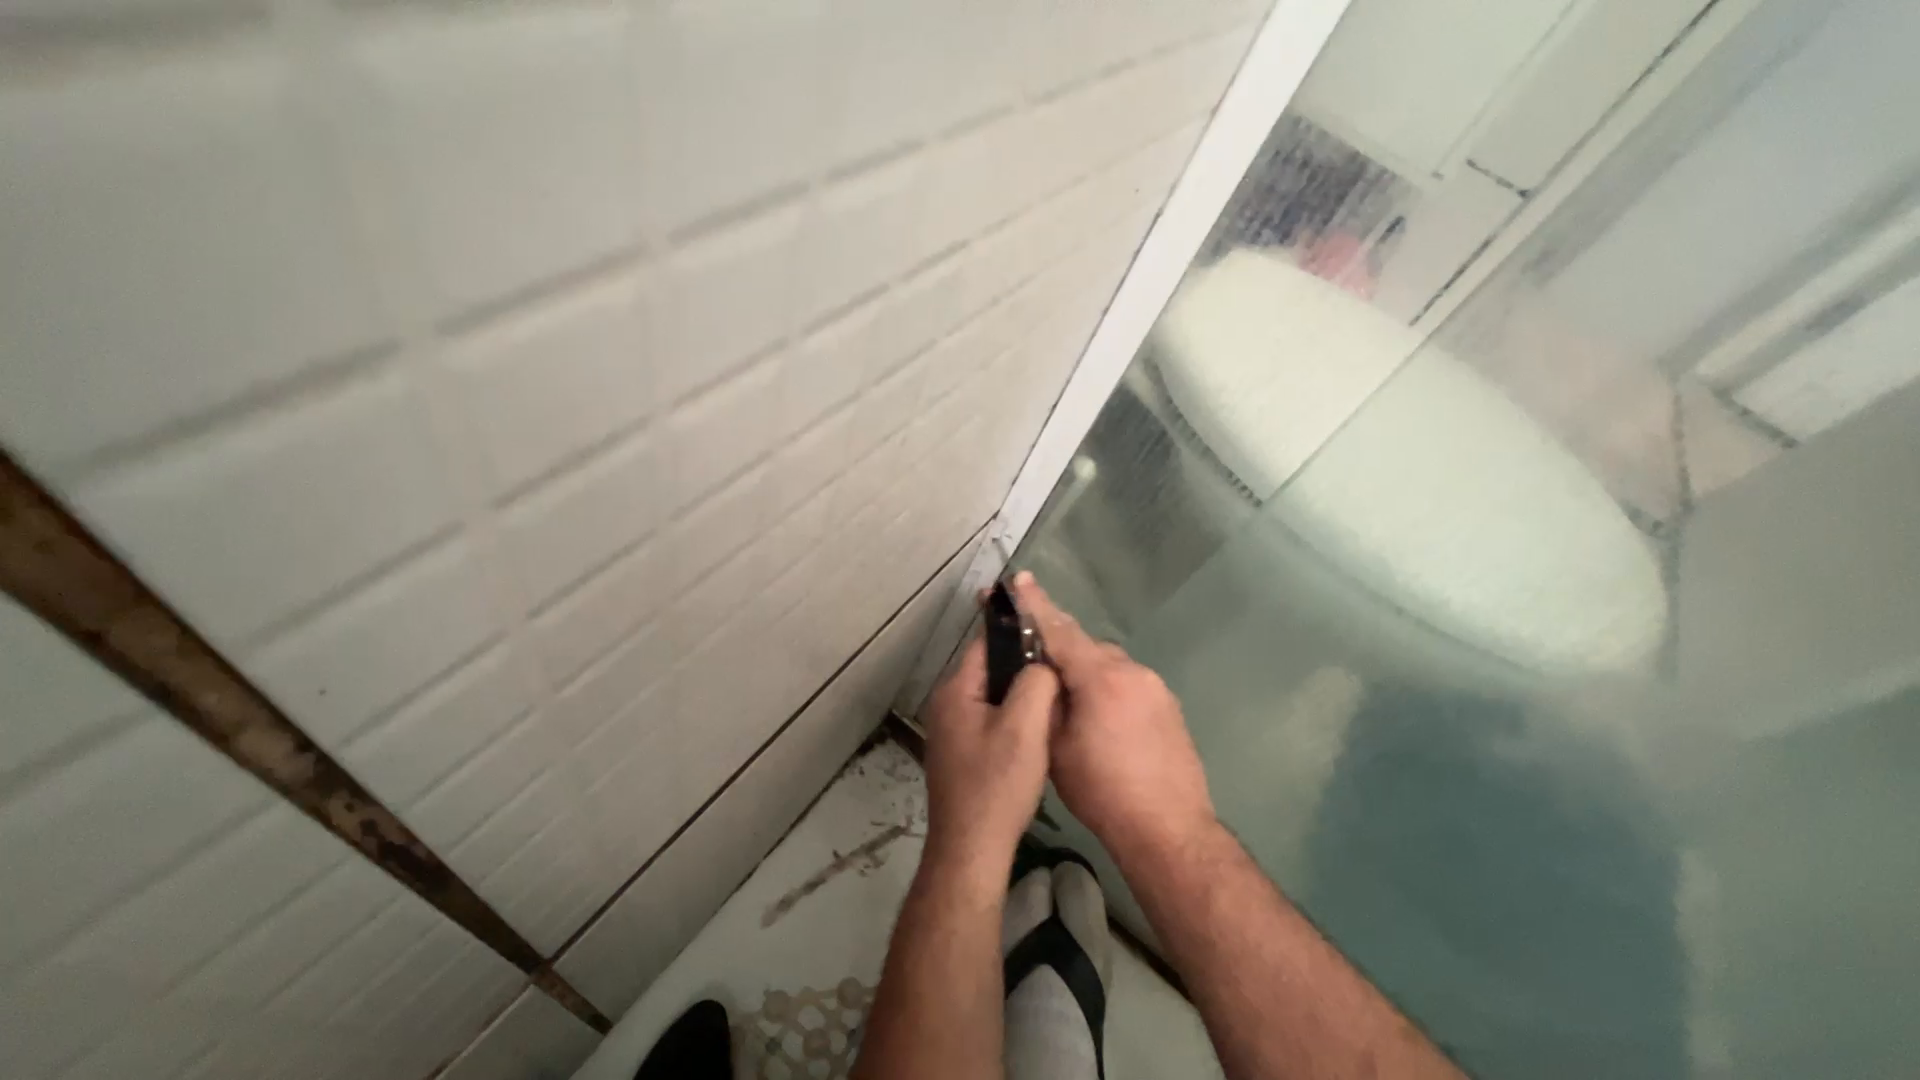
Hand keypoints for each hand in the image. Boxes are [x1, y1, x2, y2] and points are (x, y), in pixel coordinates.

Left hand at [920, 631, 1060, 878]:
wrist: (971, 849)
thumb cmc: (997, 784)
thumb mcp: (1025, 726)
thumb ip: (1036, 682)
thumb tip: (1043, 663)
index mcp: (955, 690)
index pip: (987, 643)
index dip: (1020, 635)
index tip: (1055, 638)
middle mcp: (946, 705)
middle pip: (990, 670)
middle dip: (1024, 668)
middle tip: (1063, 673)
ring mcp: (951, 732)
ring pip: (992, 698)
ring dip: (1021, 698)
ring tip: (1057, 700)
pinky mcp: (960, 754)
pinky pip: (990, 722)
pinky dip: (1013, 721)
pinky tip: (1038, 733)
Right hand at [1010, 572, 1216, 858]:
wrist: (1168, 829)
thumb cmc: (1102, 791)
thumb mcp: (1055, 747)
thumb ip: (1045, 699)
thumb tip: (1042, 673)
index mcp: (1100, 677)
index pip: (1059, 630)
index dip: (1034, 605)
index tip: (1017, 580)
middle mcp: (1132, 670)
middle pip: (1085, 645)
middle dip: (1058, 647)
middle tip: (1031, 660)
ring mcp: (1155, 686)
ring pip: (1107, 664)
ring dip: (1084, 671)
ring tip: (1066, 701)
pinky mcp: (1167, 705)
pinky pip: (1127, 683)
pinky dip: (1106, 687)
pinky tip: (1099, 718)